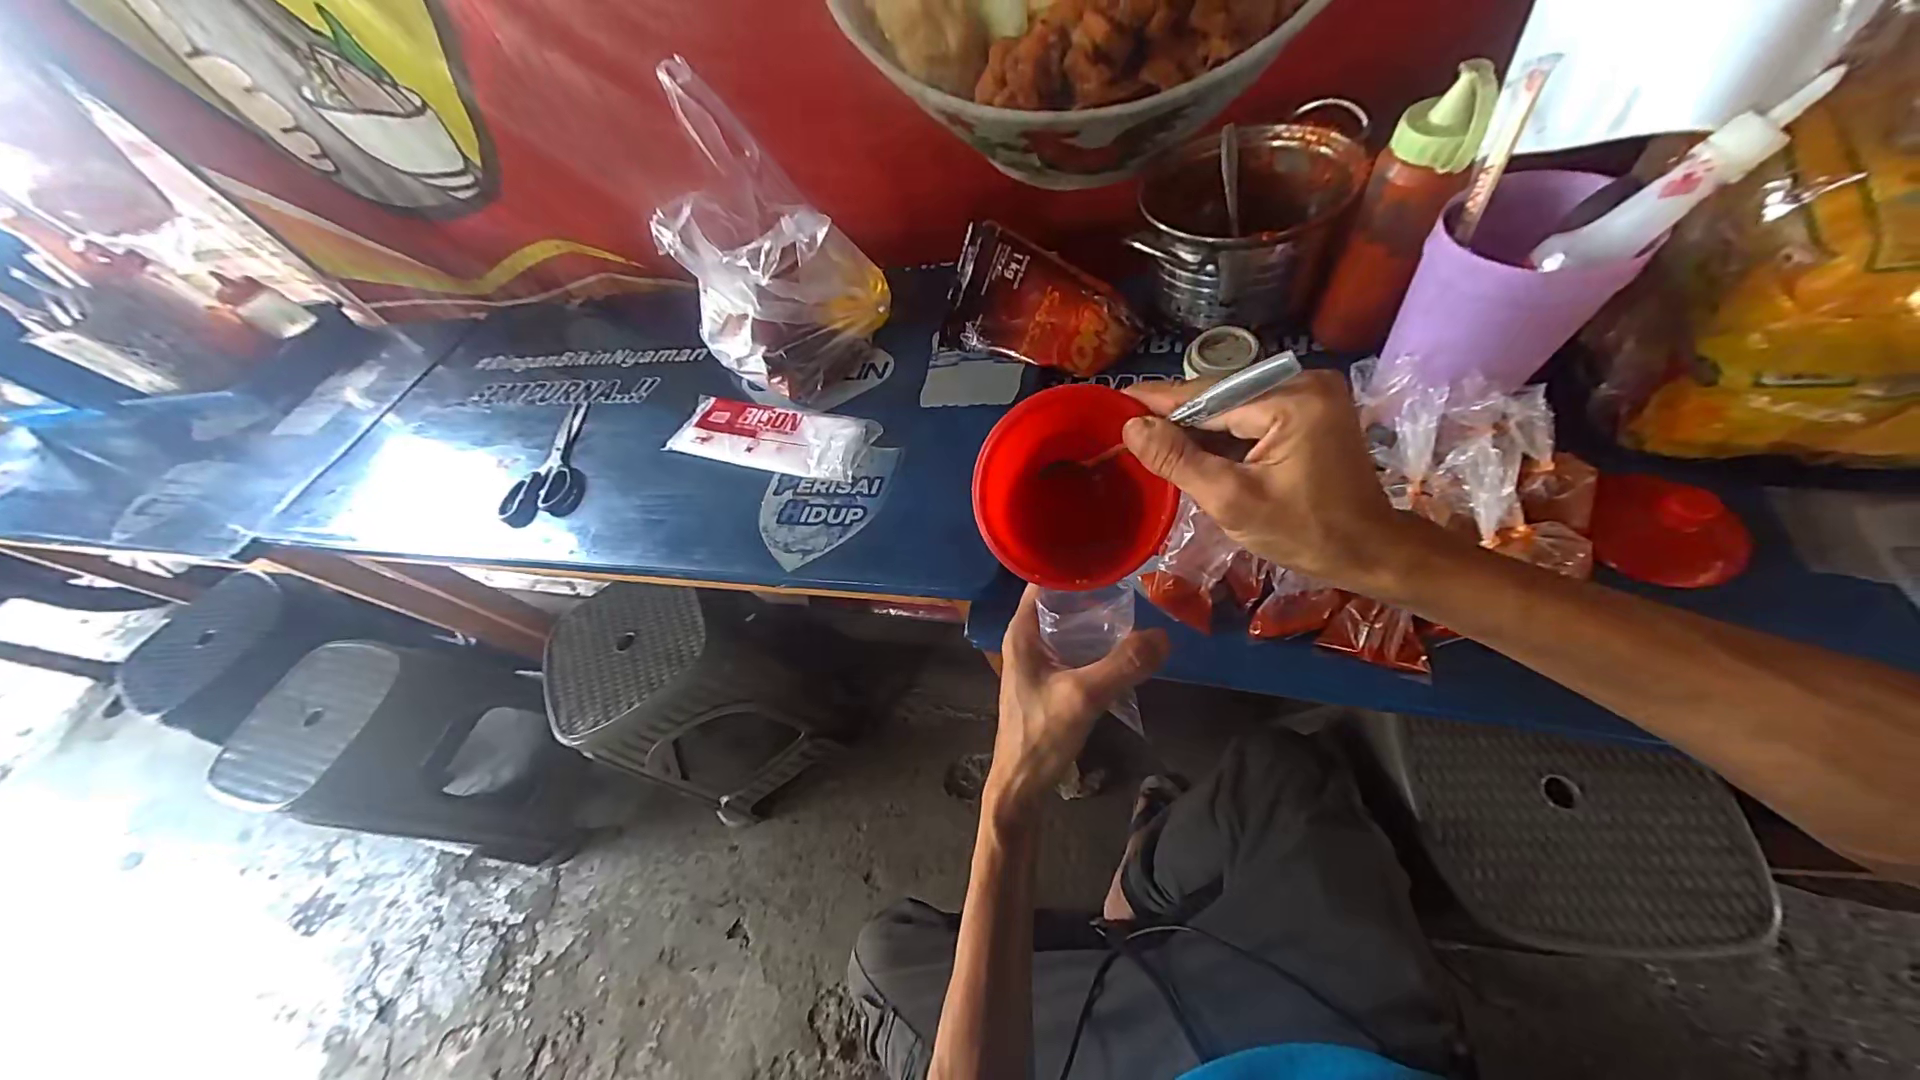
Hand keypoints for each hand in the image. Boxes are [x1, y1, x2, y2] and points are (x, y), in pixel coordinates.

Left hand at [987, 585, 1168, 822]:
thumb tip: (1164, 636)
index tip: (1107, 552)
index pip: (1042, 579)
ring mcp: (1038, 657)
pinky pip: (1075, 645)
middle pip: (1059, 599)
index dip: (1071, 563)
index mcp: (1022, 630)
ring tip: (1133, 601)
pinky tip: (1123, 640)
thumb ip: (1123, 666)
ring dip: (1096, 614)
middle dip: (1092, 587)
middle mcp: (1027, 637)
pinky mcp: (1051, 676)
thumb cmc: (1040, 735)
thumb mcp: (1084, 697)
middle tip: (1131, 575)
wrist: (1021, 783)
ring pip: (1069, 623)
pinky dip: (1096, 638)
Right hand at [1123, 370, 1413, 591]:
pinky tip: (1191, 445)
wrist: (1368, 550)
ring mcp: (1311, 393)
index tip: (1117, 399)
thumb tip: (1132, 425)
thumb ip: (1179, 460)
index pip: (1206, 397)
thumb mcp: (1232, 500)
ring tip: (1150, 435)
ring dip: (1196, 424)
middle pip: (1219, 396)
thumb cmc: (1303, 533)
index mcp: (1291, 400)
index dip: (1158, 402)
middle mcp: (1304, 381)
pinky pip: (1251, 414)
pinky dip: (1221, 432)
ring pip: (1232, 405)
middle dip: (1175, 415)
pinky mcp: (1311, 409)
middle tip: (1127, 423)